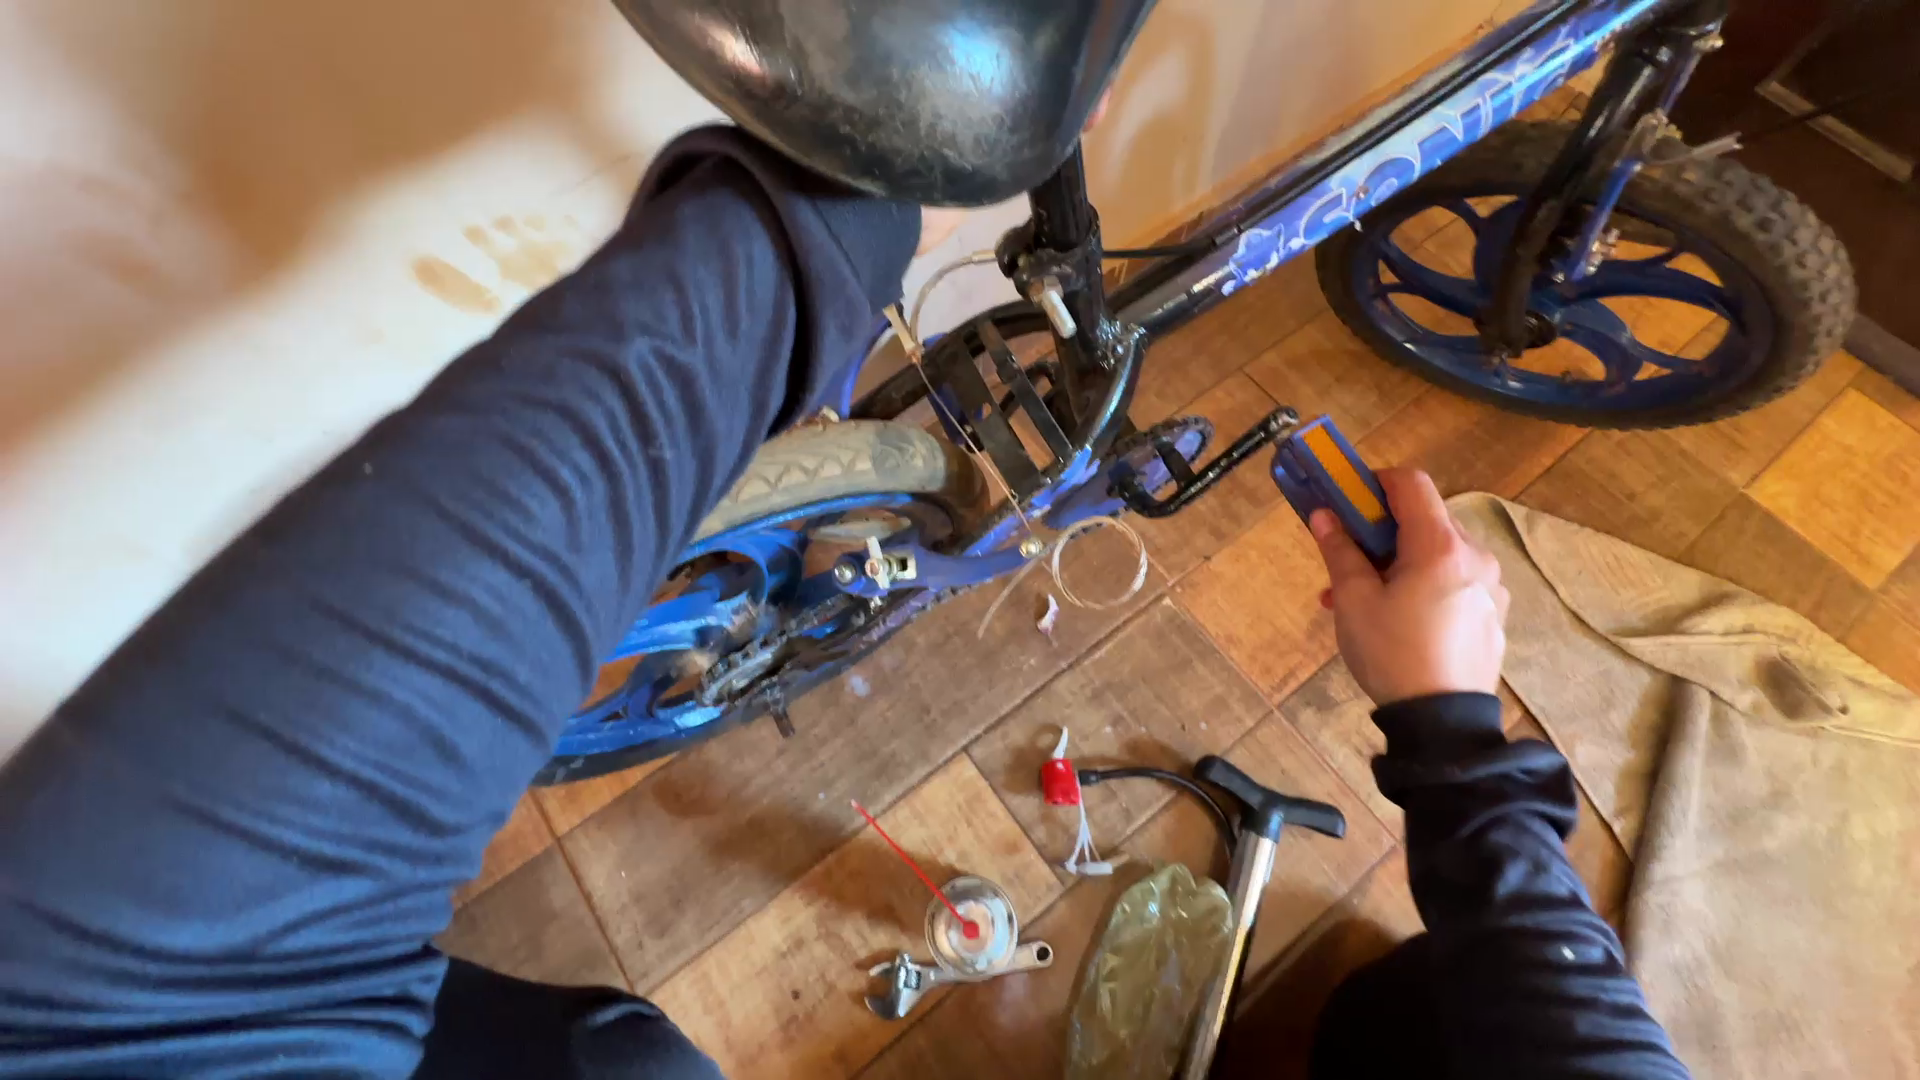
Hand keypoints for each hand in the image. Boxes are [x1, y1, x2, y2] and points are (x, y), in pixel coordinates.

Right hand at [1309, 468, 1508, 704]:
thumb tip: (1323, 515)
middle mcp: (1474, 556)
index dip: (1375, 481)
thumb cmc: (1392, 653)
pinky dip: (1421, 584)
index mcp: (1440, 546)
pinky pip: (1452, 581)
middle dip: (1379, 533)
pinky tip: (1397, 618)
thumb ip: (1340, 551)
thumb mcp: (1353, 601)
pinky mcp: (1493, 613)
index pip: (1412, 484)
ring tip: (1364, 600)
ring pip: (1436, 554)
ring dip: (1396, 563)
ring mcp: (1490, 585)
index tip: (1347, 498)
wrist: (1443, 721)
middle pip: (1423, 520)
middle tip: (1346, 562)